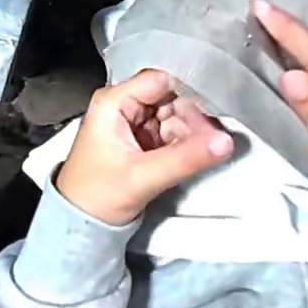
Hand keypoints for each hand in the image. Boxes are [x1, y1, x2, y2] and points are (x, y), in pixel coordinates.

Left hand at [55, 69, 235, 224]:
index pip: (162, 80)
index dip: (190, 91)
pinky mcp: (142, 139)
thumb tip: (228, 142)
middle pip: (171, 96)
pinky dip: (185, 141)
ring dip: (192, 130)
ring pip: (174, 114)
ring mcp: (133, 121)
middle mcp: (124, 104)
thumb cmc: (99, 196)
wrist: (79, 227)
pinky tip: (199, 152)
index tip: (216, 110)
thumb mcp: (143, 177)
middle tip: (215, 138)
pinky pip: (171, 131)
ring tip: (209, 148)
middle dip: (194, 115)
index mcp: (114, 101)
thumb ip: (185, 158)